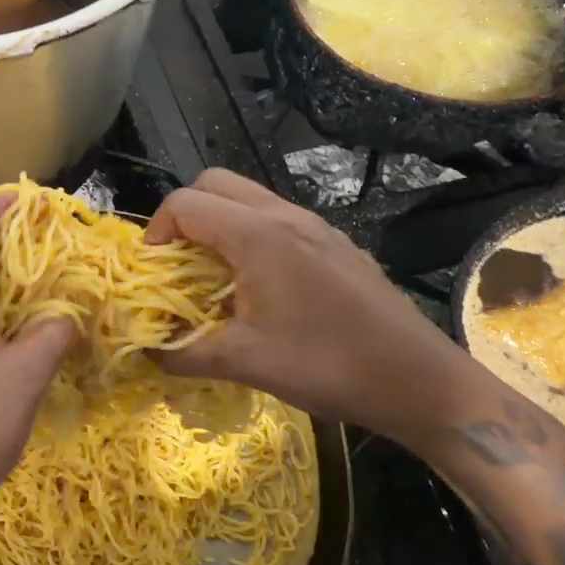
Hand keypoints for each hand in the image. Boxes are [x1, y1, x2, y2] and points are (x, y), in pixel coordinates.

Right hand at [145, 169, 480, 440]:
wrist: (418, 381)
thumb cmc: (326, 366)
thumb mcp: (242, 363)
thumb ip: (182, 352)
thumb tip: (146, 352)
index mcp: (259, 236)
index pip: (185, 204)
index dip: (155, 233)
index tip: (154, 274)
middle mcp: (287, 217)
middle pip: (215, 183)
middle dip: (183, 216)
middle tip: (177, 263)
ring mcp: (317, 227)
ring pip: (248, 198)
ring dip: (217, 225)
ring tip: (212, 277)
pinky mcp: (336, 245)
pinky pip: (277, 219)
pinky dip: (249, 237)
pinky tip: (258, 288)